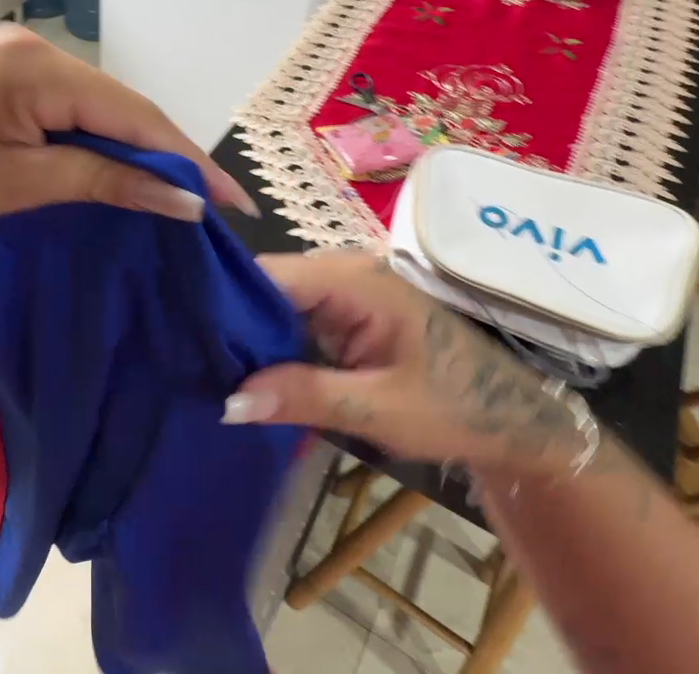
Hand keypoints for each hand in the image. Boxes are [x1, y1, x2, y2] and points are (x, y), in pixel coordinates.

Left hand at [0, 25, 258, 240]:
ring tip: (170, 194)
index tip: (231, 200)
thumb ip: (103, 181)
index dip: (185, 158)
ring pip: (90, 108)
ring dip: (124, 150)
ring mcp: (10, 58)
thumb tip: (181, 199)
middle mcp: (30, 47)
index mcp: (35, 64)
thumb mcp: (17, 185)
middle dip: (158, 155)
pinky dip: (87, 142)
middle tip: (204, 204)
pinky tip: (113, 170)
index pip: (131, 112)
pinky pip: (60, 109)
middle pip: (115, 105)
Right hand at [221, 251, 590, 476]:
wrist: (516, 424)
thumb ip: (303, 396)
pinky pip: (292, 319)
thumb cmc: (458, 409)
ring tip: (204, 366)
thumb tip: (228, 402)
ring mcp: (344, 292)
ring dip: (247, 336)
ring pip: (274, 303)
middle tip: (186, 359)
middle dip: (230, 323)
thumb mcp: (379, 409)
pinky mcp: (344, 314)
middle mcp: (344, 273)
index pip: (270, 276)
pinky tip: (242, 369)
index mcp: (354, 280)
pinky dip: (269, 344)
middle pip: (266, 285)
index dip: (225, 302)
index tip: (182, 334)